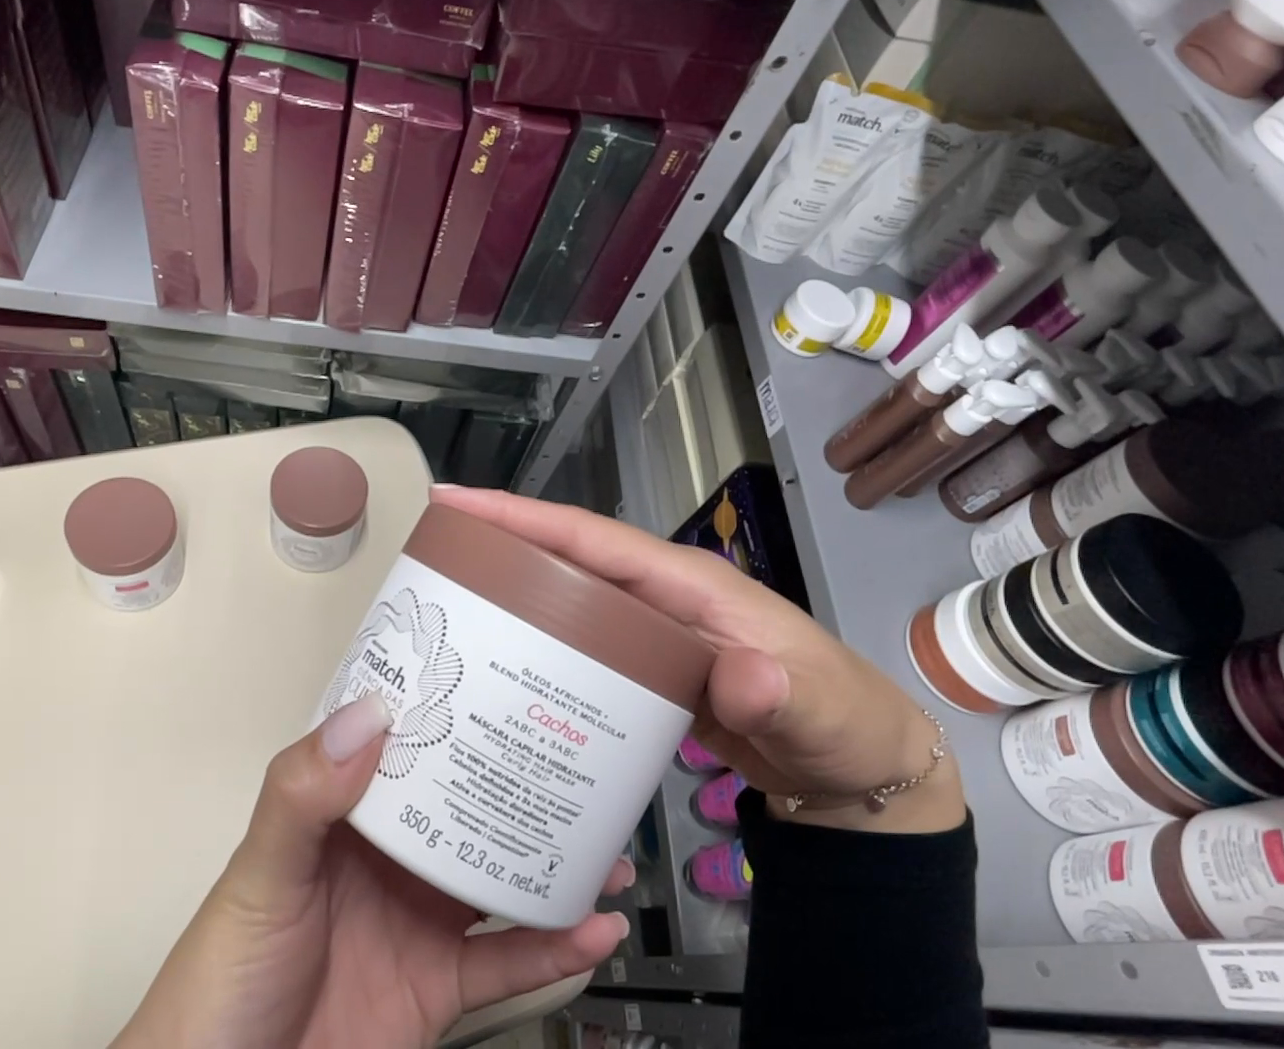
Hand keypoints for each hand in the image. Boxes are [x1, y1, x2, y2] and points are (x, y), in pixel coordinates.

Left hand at [111, 692, 633, 1048]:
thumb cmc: (228, 967)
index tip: (508, 690)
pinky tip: (596, 931)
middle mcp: (392, 862)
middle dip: (523, 792)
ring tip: (611, 852)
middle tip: (582, 769)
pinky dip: (555, 948)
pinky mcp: (439, 986)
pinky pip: (507, 962)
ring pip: (500, 882)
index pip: (408, 756)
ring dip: (556, 867)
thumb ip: (303, 794)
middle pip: (469, 815)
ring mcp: (419, 923)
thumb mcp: (263, 871)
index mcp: (350, 818)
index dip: (454, 722)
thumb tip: (370, 716)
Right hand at [431, 487, 963, 834]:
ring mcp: (652, 638)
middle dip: (499, 548)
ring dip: (510, 596)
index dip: (526, 518)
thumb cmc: (844, 727)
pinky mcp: (645, 675)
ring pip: (567, 602)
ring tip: (444, 607)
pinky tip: (500, 668)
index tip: (458, 506)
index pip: (597, 540)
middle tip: (429, 558)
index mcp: (692, 587)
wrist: (855, 777)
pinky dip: (538, 644)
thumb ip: (787, 696)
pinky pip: (580, 647)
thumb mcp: (824, 713)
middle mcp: (662, 600)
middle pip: (568, 561)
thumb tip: (742, 679)